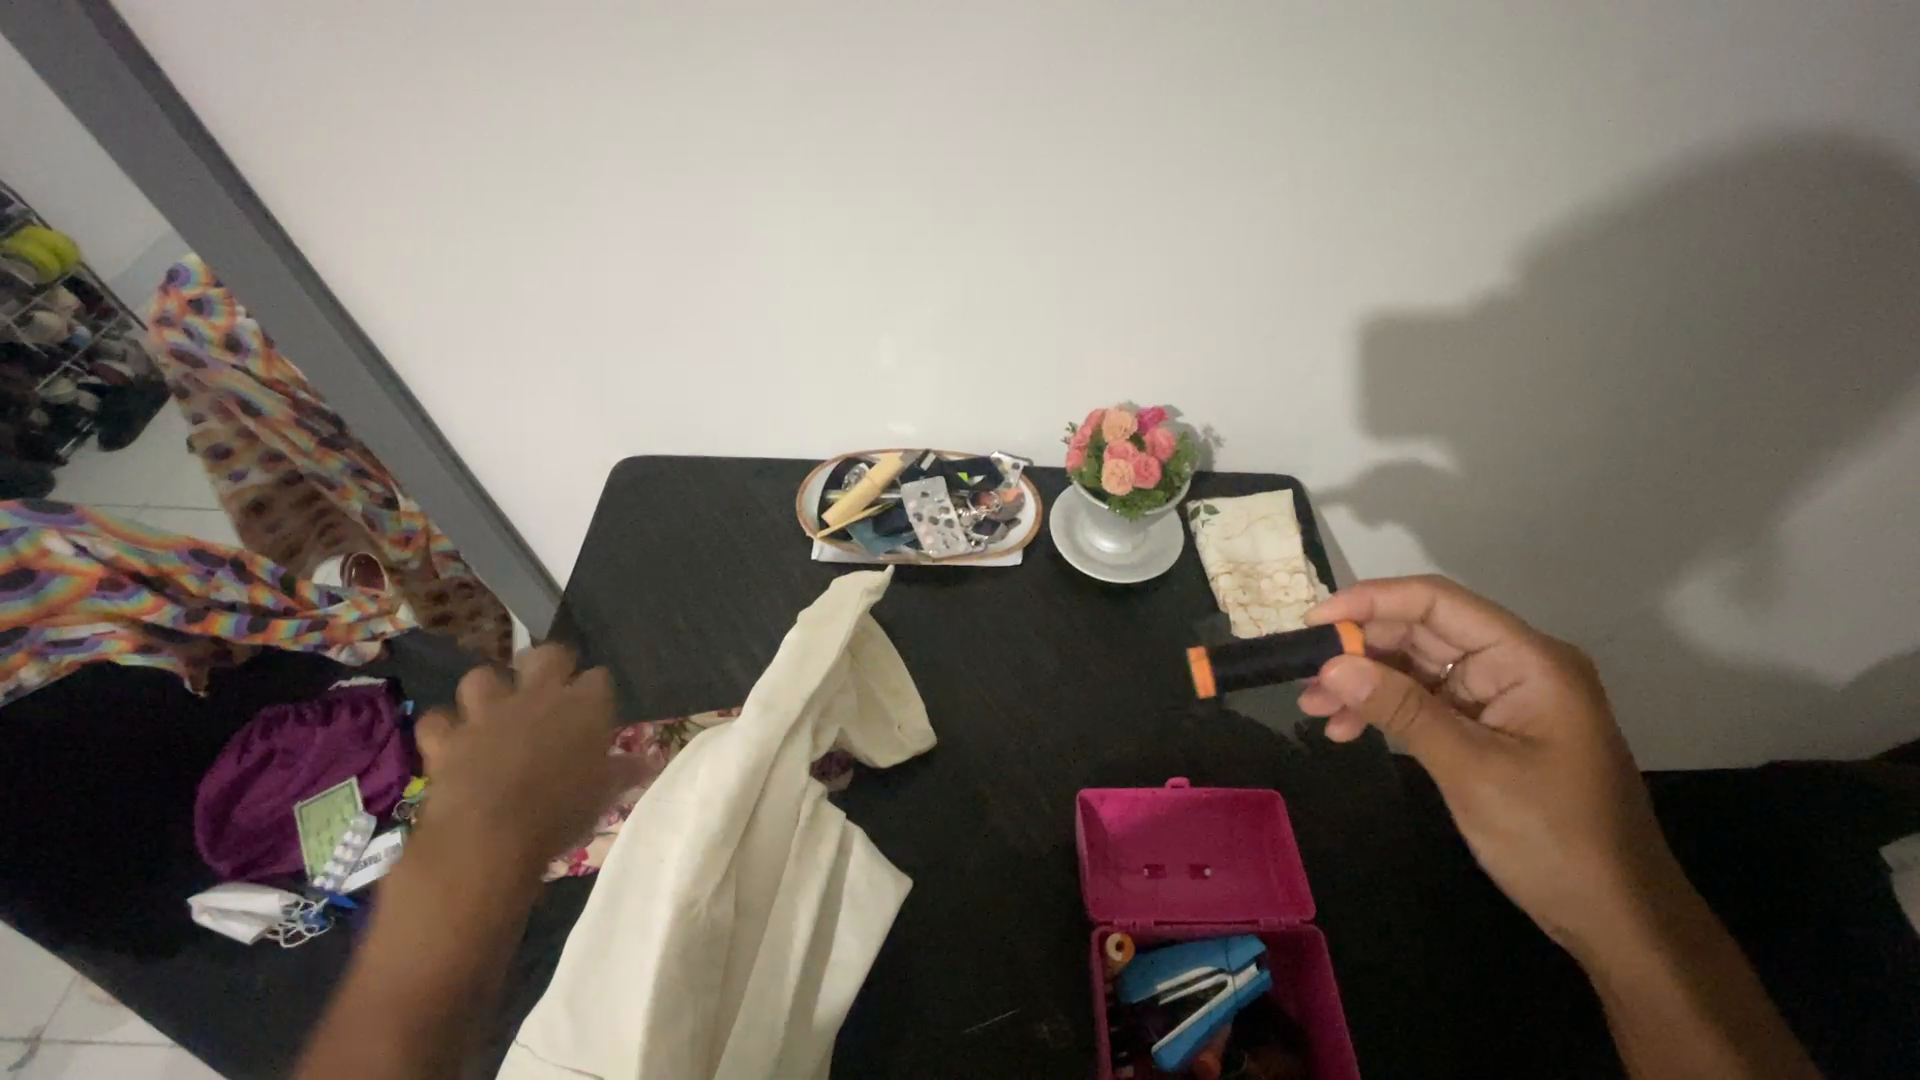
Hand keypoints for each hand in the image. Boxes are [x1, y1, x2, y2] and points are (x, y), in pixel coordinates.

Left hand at [412, 645, 644, 873]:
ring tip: (495, 708)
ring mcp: (488, 714)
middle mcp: (538, 696)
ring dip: (487, 690)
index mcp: (584, 705)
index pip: (598, 677)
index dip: (597, 690)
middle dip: (549, 664)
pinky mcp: (448, 738)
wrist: (490, 834)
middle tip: (550, 686)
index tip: (598, 707)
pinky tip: (453, 740)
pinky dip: (444, 728)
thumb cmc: (562, 811)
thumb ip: (624, 771)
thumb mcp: (605, 794)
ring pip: (482, 677)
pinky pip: (438, 720)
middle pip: (547, 655)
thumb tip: (649, 762)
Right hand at [1297, 576, 1685, 960]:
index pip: (1438, 603)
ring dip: (1363, 683)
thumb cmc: (1555, 839)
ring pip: (1414, 668)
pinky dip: (1383, 711)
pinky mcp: (1485, 727)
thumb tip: (1331, 665)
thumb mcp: (1472, 770)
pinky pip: (1422, 702)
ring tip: (1314, 708)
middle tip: (1305, 676)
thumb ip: (1402, 709)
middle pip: (1421, 633)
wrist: (1616, 918)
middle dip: (1359, 650)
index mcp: (1528, 660)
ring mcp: (1499, 697)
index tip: (1313, 623)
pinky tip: (1346, 730)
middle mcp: (1514, 666)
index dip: (1371, 602)